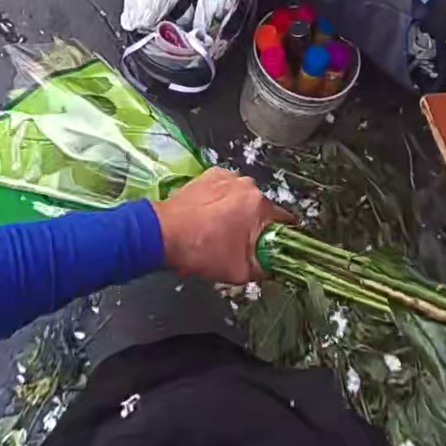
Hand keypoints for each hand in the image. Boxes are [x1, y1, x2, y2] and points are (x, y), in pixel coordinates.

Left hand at [152, 168, 293, 283]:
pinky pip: (226, 187)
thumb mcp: (238, 272)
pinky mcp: (211, 173)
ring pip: (243, 196)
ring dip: (238, 209)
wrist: (161, 233)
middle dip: (255, 223)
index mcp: (260, 205)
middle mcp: (249, 184)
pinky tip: (208, 213)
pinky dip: (222, 198)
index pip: (285, 219)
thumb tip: (275, 267)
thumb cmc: (202, 251)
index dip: (283, 235)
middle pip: (262, 207)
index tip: (275, 246)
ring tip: (219, 227)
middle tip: (240, 242)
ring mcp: (229, 175)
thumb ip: (263, 269)